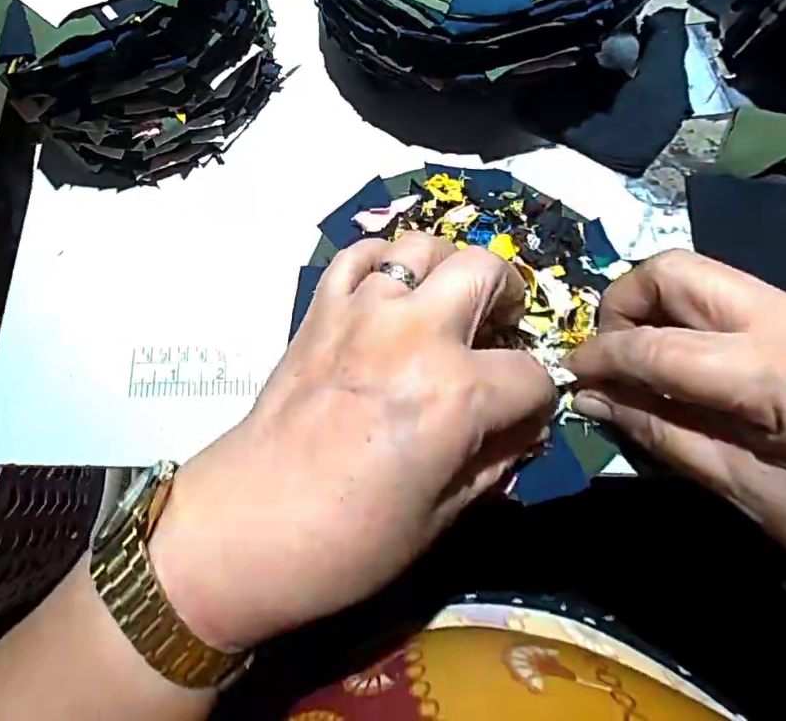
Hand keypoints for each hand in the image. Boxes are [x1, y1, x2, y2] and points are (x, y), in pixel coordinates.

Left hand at [147, 233, 555, 652]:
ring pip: (422, 246)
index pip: (531, 374)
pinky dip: (381, 262)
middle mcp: (415, 332)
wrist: (248, 526)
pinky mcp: (320, 307)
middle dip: (508, 296)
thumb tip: (524, 427)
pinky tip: (388, 290)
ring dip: (447, 268)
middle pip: (485, 270)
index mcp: (455, 392)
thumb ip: (496, 459)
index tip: (524, 413)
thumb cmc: (351, 540)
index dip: (537, 398)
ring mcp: (363, 310)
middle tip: (497, 325)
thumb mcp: (444, 516)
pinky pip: (358, 255)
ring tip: (445, 299)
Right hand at [566, 252, 785, 720]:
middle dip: (624, 304)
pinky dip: (703, 326)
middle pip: (681, 269)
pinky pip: (747, 304)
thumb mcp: (768, 507)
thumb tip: (599, 402)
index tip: (567, 376)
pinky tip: (698, 373)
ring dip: (662, 310)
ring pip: (713, 277)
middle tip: (606, 358)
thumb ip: (671, 440)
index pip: (660, 345)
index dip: (601, 357)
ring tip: (643, 366)